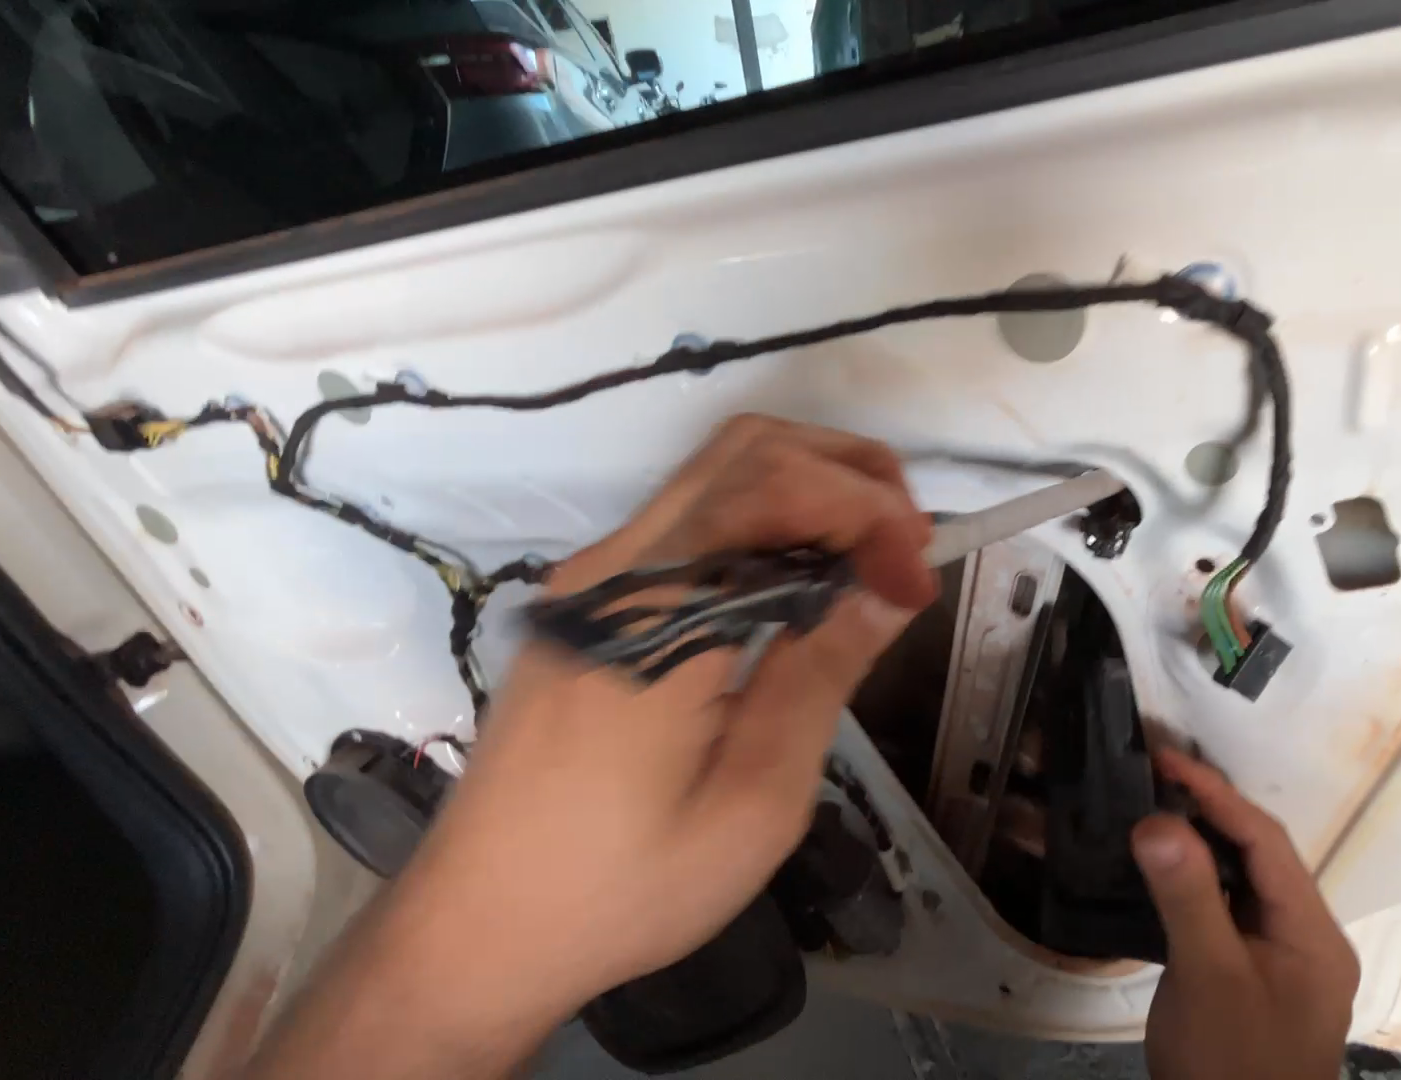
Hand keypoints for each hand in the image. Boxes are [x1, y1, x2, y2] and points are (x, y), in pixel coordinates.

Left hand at [411, 414, 935, 1000]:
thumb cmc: (627, 885)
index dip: (866, 512)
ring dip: (812, 483)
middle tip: (908, 542)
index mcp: (653, 619)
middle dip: (849, 473)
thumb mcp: (756, 799)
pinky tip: (809, 572)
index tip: (919, 576)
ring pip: (720, 468)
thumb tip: (891, 583)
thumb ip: (823, 672)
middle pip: (747, 451)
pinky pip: (697, 514)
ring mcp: (597, 572)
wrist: (481, 925)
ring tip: (874, 546)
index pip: (773, 494)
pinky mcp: (595, 592)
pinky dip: (771, 514)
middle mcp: (616, 568)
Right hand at [1133, 749, 1359, 1079]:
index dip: (1214, 793)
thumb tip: (1157, 818)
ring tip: (1152, 806)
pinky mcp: (1252, 972)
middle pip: (1260, 853)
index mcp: (1313, 932)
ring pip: (1243, 877)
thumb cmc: (1229, 1064)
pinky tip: (1162, 867)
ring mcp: (1281, 957)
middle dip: (1210, 807)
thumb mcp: (1208, 977)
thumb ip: (1187, 896)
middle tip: (1153, 775)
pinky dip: (1194, 874)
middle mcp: (1307, 936)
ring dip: (1201, 838)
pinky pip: (1227, 904)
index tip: (1163, 760)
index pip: (1265, 840)